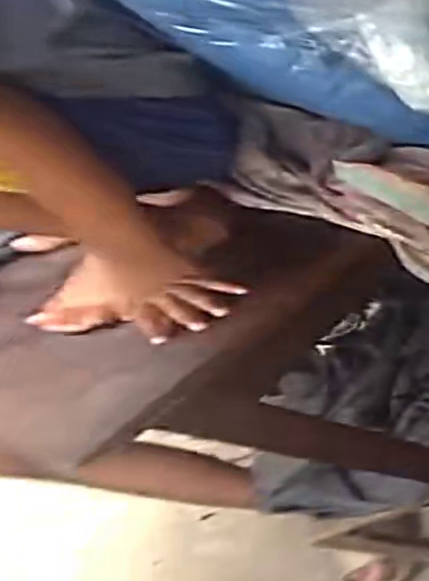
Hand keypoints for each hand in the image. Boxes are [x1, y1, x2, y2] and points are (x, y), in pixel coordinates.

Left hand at [28, 244, 246, 341]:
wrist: (123, 242)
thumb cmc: (96, 264)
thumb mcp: (75, 286)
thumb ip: (62, 305)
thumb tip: (33, 321)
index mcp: (131, 300)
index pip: (142, 317)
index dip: (152, 327)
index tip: (160, 338)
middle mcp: (157, 296)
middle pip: (174, 310)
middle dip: (186, 318)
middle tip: (200, 328)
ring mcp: (176, 283)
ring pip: (196, 298)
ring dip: (210, 305)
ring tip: (224, 313)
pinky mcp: (188, 271)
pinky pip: (211, 280)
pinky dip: (227, 285)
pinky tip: (243, 290)